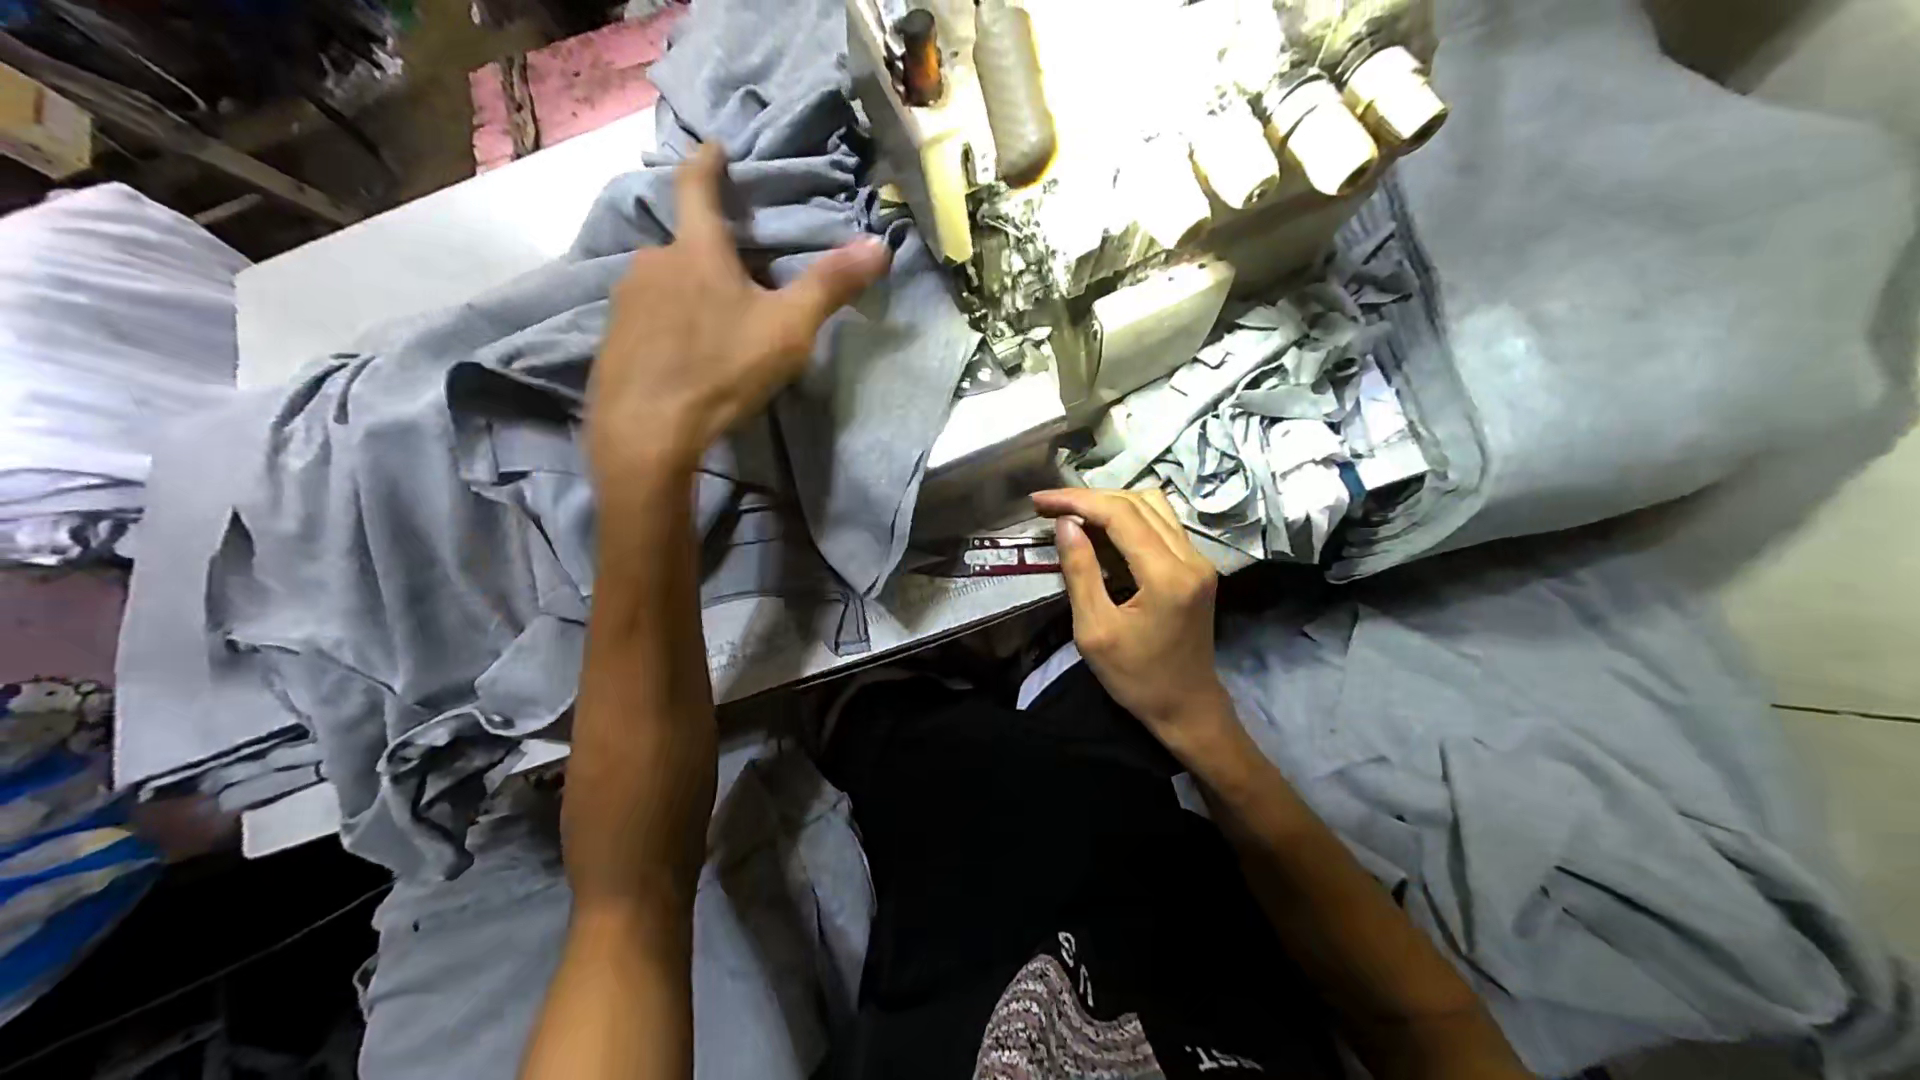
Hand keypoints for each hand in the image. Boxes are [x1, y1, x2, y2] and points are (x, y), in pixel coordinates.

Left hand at [587, 143, 890, 480]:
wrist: (647, 428)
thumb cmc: (722, 369)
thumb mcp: (788, 329)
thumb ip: (830, 285)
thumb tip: (879, 246)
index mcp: (696, 250)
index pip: (697, 187)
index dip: (708, 163)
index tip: (714, 147)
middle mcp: (652, 262)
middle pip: (685, 246)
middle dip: (710, 255)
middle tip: (738, 279)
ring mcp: (625, 300)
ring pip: (665, 284)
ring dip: (689, 293)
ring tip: (713, 326)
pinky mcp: (612, 338)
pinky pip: (647, 319)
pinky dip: (669, 326)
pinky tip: (684, 356)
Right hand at [1031, 488, 1235, 757]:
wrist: (1187, 706)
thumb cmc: (1136, 678)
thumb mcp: (1095, 630)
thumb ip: (1080, 572)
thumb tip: (1065, 524)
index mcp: (1167, 576)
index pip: (1121, 515)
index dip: (1077, 501)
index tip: (1040, 501)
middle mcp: (1191, 559)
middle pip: (1139, 502)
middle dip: (1090, 498)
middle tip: (1049, 506)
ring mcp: (1199, 561)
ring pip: (1154, 506)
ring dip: (1112, 503)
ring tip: (1073, 514)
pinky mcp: (1197, 567)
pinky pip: (1163, 524)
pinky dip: (1130, 518)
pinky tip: (1102, 529)